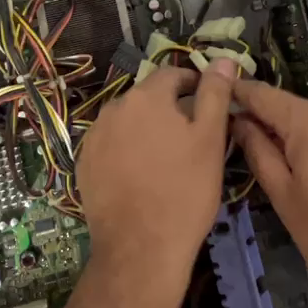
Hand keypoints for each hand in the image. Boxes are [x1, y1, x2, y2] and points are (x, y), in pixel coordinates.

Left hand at [76, 60, 236, 276]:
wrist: (140, 249)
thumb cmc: (184, 191)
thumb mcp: (210, 139)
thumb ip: (215, 94)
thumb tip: (223, 59)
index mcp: (146, 96)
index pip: (173, 75)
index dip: (194, 86)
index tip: (210, 107)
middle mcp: (114, 107)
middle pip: (149, 98)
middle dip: (170, 111)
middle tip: (191, 140)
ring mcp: (94, 136)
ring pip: (129, 122)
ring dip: (147, 131)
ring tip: (167, 161)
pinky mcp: (84, 164)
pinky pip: (111, 146)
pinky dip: (127, 152)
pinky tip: (141, 177)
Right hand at [230, 77, 307, 306]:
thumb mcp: (284, 198)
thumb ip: (258, 152)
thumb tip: (238, 122)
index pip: (263, 94)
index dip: (238, 94)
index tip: (216, 95)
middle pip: (289, 107)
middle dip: (266, 122)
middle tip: (242, 146)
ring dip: (292, 135)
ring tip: (278, 167)